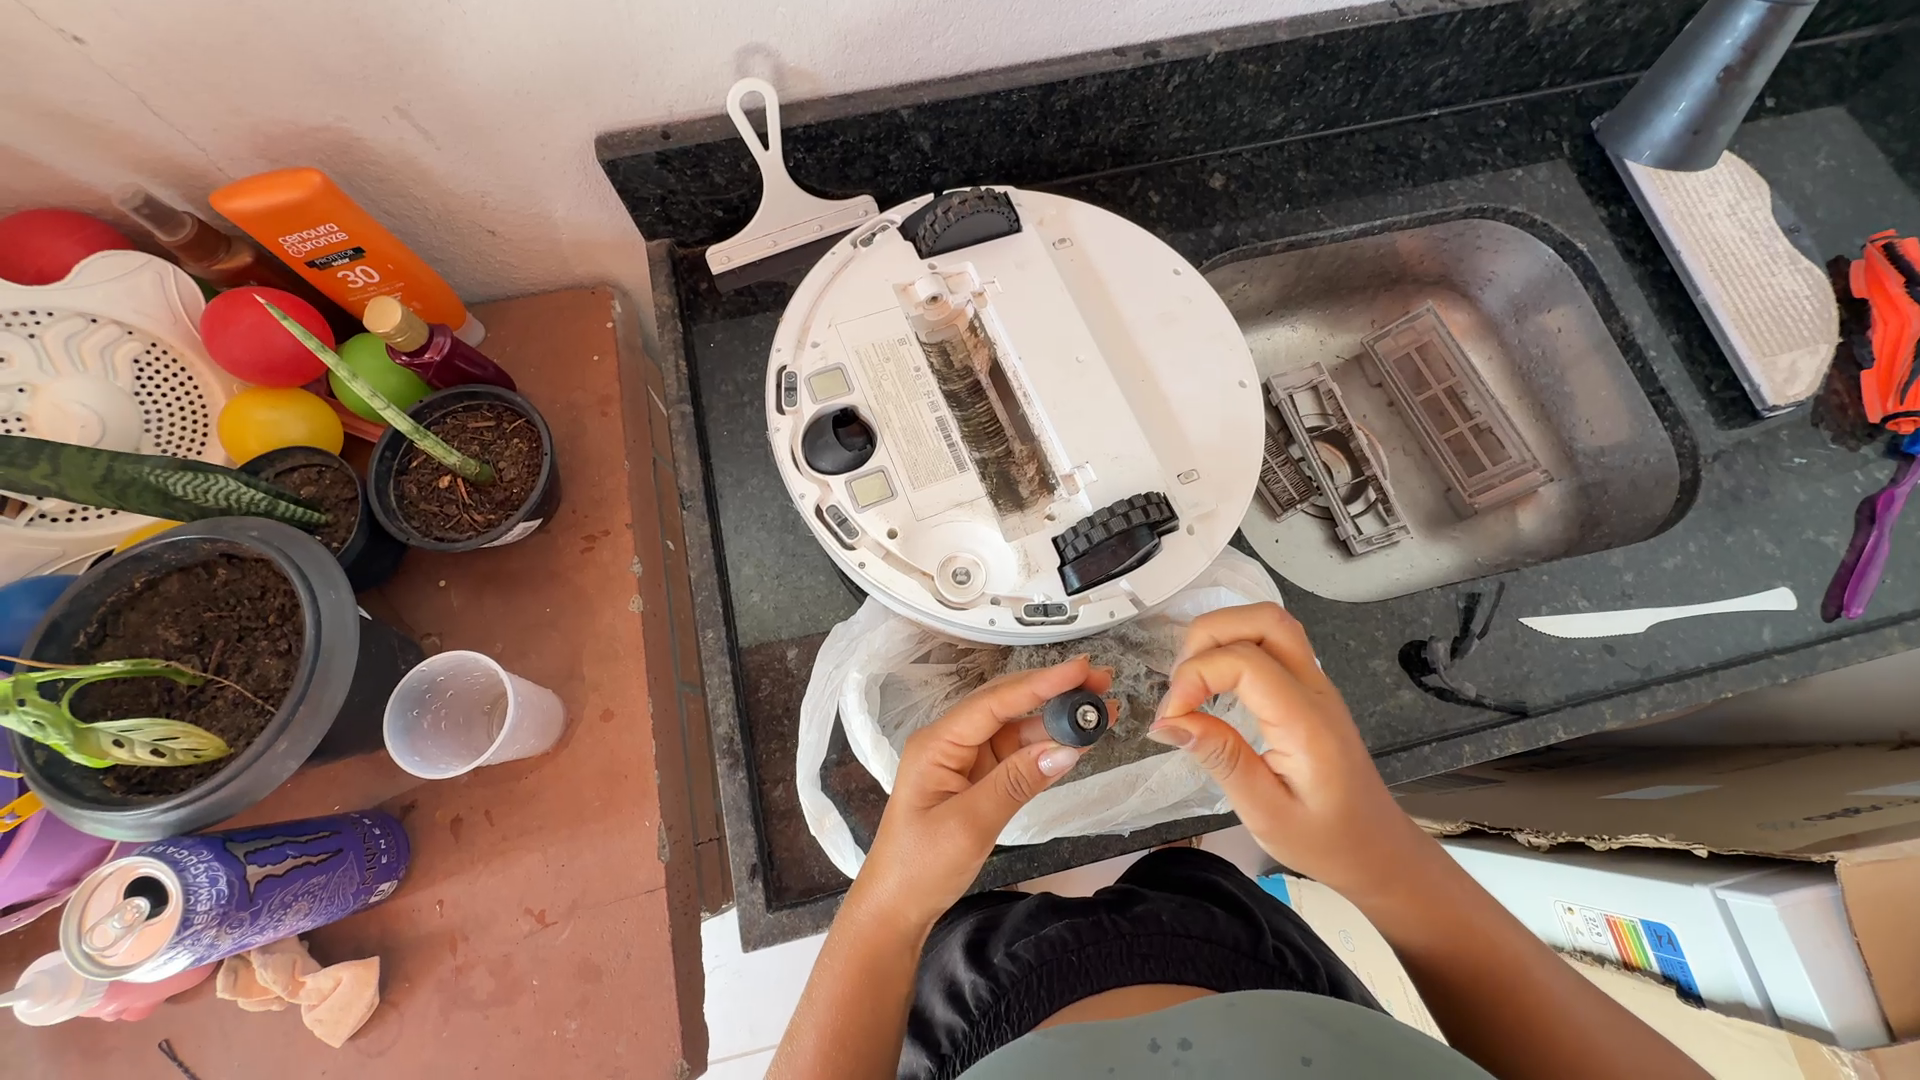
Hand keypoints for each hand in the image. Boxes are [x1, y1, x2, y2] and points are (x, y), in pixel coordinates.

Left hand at [855, 657, 1111, 928]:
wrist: (896, 908)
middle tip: (1101, 681)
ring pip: (1018, 730)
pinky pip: (1019, 756)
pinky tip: (1077, 740)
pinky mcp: (980, 781)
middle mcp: (952, 743)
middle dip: (1054, 692)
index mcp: (938, 743)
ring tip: (1100, 709)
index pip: (995, 702)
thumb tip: (1065, 749)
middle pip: (1008, 706)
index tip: (1081, 670)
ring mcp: (967, 762)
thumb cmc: (920, 867)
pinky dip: (1048, 748)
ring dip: (1057, 720)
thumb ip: (1016, 782)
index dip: (1040, 684)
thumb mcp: (969, 825)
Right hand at [1146, 603, 1438, 902]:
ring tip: (1191, 682)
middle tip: (1180, 688)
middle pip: (1263, 620)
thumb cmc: (1325, 841)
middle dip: (1206, 638)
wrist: (1378, 851)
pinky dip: (1232, 645)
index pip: (1244, 662)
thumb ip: (1221, 759)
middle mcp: (1316, 689)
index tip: (1171, 719)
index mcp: (1307, 723)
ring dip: (1219, 636)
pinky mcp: (1308, 687)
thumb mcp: (1266, 815)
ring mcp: (1316, 683)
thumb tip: (1168, 723)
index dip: (1196, 676)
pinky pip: (1271, 641)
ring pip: (1268, 621)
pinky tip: (1213, 682)